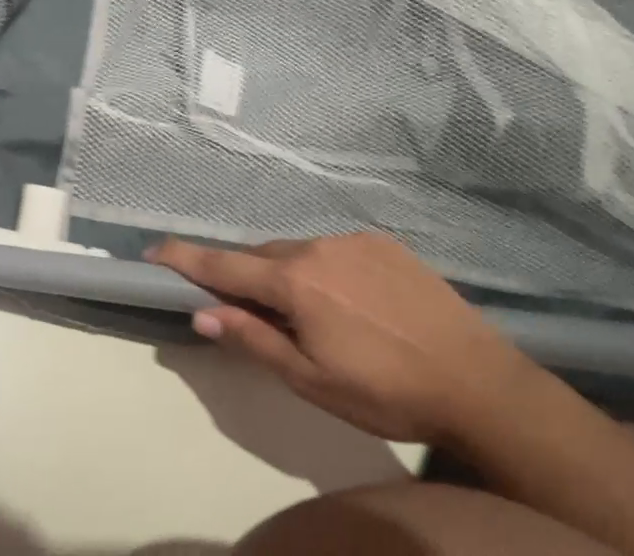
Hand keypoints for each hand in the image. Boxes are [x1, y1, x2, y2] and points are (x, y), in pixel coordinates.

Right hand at [150, 234, 536, 444]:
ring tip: (305, 314)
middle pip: (260, 255)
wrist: (481, 384)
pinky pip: (333, 249)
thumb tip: (201, 312)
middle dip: (243, 276)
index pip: (222, 264)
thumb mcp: (310, 379)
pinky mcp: (386, 244)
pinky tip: (346, 302)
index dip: (184, 258)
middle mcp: (318, 247)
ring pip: (297, 251)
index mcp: (294, 282)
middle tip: (243, 310)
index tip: (152, 251)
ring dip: (284, 273)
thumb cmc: (386, 393)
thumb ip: (252, 339)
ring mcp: (355, 241)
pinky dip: (321, 269)